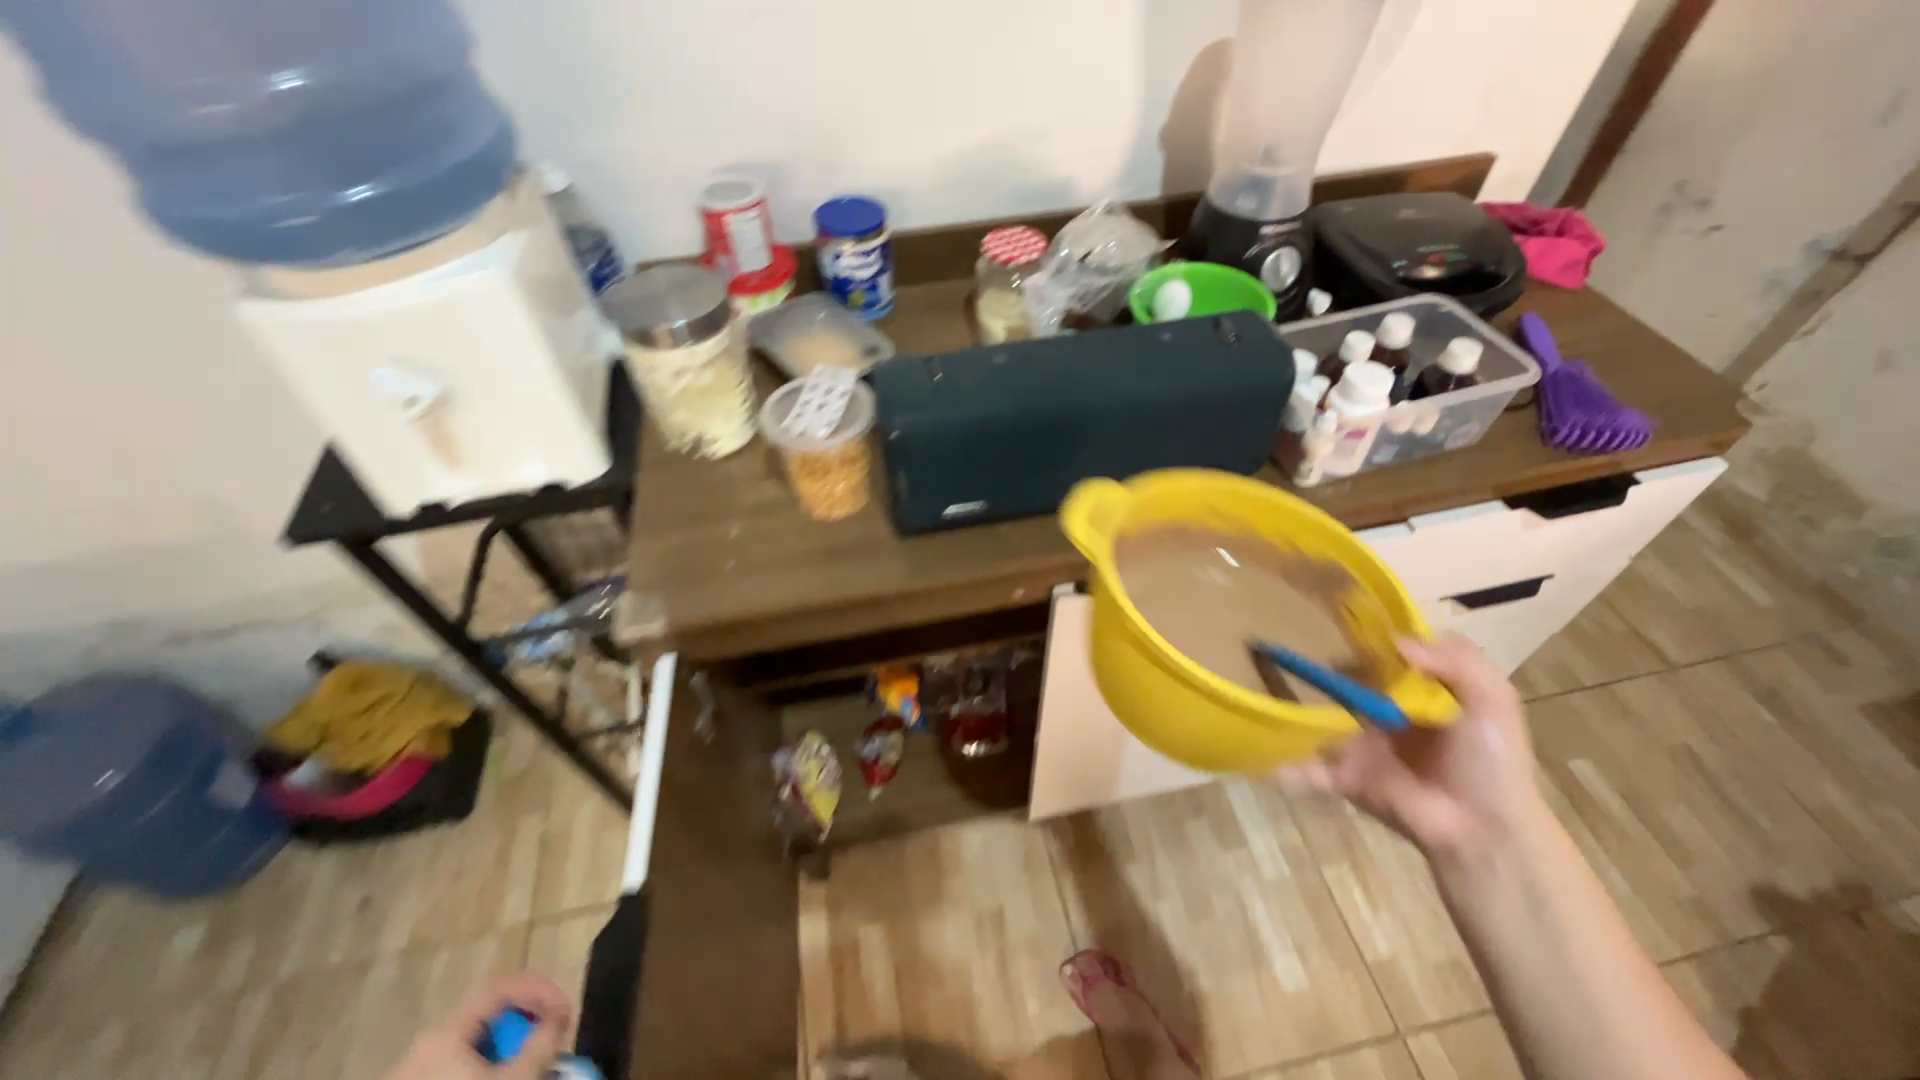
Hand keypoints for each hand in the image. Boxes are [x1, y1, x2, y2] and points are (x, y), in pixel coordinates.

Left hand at [382, 973, 574, 1079]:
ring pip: (475, 1043)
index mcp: (447, 1033)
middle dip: (527, 1023)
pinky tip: (506, 1079)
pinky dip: (489, 1068)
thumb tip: (557, 1018)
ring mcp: (417, 1070)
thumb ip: (542, 1044)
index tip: (565, 1013)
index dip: (540, 990)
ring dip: (511, 1049)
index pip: (502, 986)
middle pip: (488, 1014)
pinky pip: (460, 1066)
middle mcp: (428, 1044)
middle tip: (552, 1043)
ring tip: (533, 1069)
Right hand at [1271, 633, 1544, 864]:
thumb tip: (1396, 641)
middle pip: (1338, 680)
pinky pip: (1306, 767)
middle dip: (1310, 665)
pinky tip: (1260, 758)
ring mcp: (1357, 741)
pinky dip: (1283, 765)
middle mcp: (1380, 708)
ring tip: (1251, 690)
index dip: (1357, 633)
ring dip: (1287, 709)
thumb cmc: (1490, 759)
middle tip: (1273, 644)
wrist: (1481, 828)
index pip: (1380, 651)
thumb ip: (1457, 659)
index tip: (1323, 610)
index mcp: (1414, 687)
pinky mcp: (1343, 774)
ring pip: (1315, 718)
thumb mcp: (1492, 699)